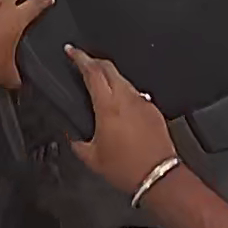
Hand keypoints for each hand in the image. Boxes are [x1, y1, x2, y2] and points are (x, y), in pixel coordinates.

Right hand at [67, 45, 176, 194]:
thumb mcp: (91, 158)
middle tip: (83, 61)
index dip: (80, 57)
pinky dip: (124, 91)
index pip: (92, 71)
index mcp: (108, 107)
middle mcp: (127, 98)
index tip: (71, 51)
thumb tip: (70, 132)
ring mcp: (142, 101)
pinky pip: (135, 92)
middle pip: (109, 67)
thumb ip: (76, 140)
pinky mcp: (153, 108)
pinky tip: (119, 103)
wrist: (158, 176)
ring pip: (123, 79)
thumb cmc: (126, 168)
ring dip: (109, 76)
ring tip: (99, 83)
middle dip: (94, 60)